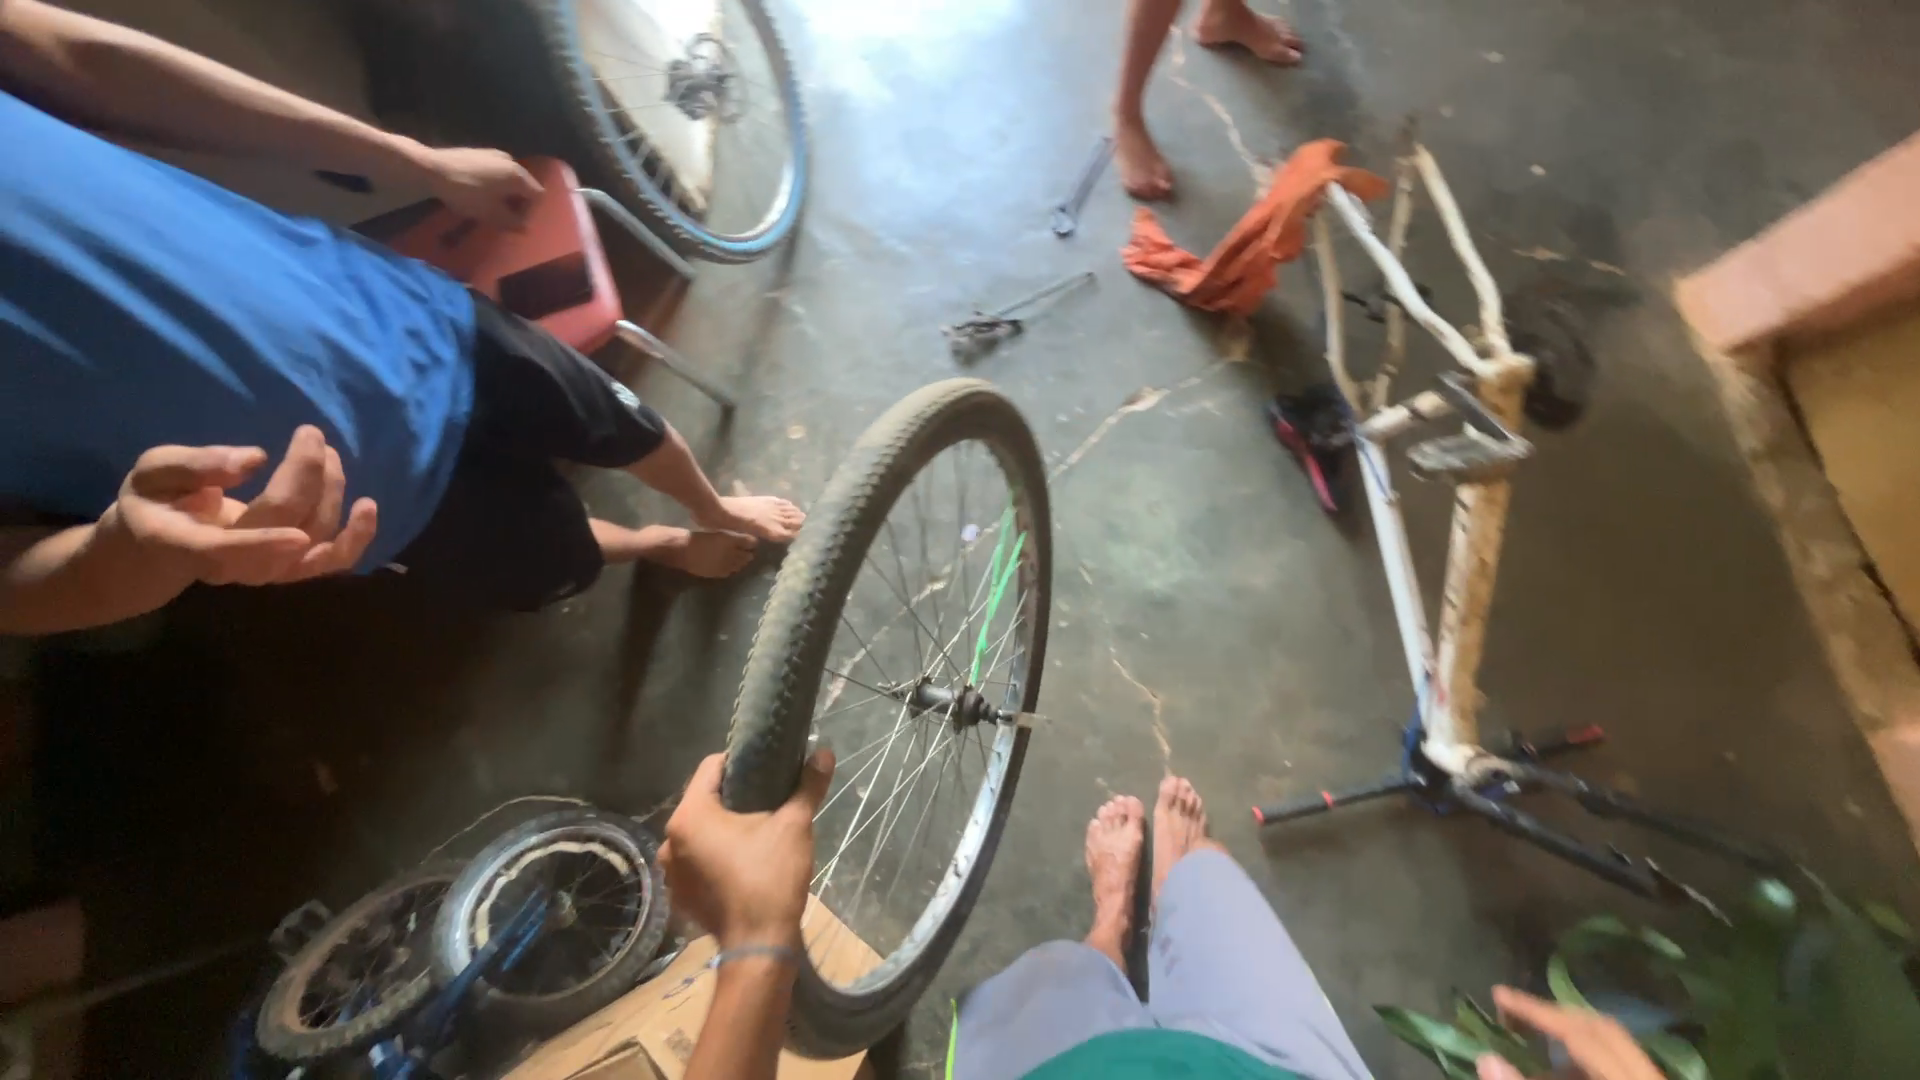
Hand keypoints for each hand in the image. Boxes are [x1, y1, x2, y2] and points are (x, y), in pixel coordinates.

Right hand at [103, 425, 378, 586]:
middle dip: (307, 479)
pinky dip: (358, 535)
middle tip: (312, 436)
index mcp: (182, 545)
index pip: (225, 550)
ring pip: (318, 538)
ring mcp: (270, 572)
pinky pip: (335, 559)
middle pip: (288, 526)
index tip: (295, 533)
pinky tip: (367, 506)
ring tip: (330, 454)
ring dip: (333, 492)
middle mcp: (233, 567)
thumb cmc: (156, 502)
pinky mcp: (296, 569)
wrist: (162, 548)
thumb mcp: (153, 473)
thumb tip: (254, 460)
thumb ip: (194, 466)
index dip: (262, 543)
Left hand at [417, 146, 541, 229]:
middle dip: (518, 201)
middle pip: (524, 185)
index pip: (538, 196)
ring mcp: (494, 154)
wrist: (431, 169)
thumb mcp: (493, 215)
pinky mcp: (478, 152)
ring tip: (492, 203)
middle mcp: (511, 161)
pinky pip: (495, 171)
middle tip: (506, 215)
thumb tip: (525, 227)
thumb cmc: (468, 193)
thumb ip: (514, 222)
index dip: (531, 211)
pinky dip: (494, 182)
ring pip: (509, 178)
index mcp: (519, 176)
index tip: (518, 221)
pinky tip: (480, 191)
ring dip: (505, 191)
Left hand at [660, 749, 834, 949]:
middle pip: (704, 799)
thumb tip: (825, 753)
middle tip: (769, 798)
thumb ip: (808, 786)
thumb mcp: (794, 825)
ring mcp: (671, 871)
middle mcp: (670, 840)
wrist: (759, 946)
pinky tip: (744, 860)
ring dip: (724, 826)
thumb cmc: (771, 876)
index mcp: (690, 815)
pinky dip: (716, 854)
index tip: (766, 768)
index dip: (740, 761)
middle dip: (735, 795)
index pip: (711, 767)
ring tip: (758, 829)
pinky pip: (697, 859)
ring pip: (700, 830)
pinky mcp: (680, 895)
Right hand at [1475, 987, 1663, 1079]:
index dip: (1535, 1010)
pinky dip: (1585, 1062)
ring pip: (1613, 1046)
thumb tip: (1485, 1057)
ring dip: (1569, 1040)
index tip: (1498, 994)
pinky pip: (1622, 1065)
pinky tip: (1560, 1071)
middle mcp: (1649, 1074)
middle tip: (1514, 1009)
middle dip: (1555, 1014)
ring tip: (1531, 1044)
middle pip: (1602, 1028)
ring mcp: (1653, 1078)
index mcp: (1629, 1076)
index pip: (1578, 1031)